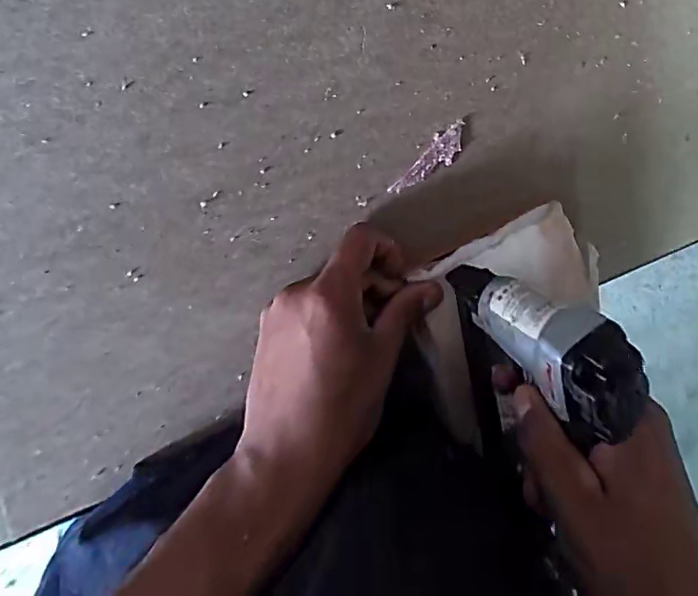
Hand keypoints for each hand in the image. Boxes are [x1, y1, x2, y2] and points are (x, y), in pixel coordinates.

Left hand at [237, 223, 442, 480]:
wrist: (282, 459)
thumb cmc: (340, 406)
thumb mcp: (382, 354)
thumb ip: (405, 310)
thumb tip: (431, 287)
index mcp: (327, 292)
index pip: (360, 239)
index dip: (388, 248)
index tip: (401, 279)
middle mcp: (296, 293)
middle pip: (345, 266)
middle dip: (375, 282)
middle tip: (394, 317)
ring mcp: (276, 313)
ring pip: (327, 287)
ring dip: (354, 300)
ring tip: (367, 339)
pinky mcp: (266, 333)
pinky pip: (307, 306)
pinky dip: (330, 313)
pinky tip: (339, 350)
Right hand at [509, 384, 697, 595]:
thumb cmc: (630, 555)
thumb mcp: (576, 504)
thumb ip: (546, 446)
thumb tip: (522, 392)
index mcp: (631, 415)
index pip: (575, 372)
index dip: (535, 374)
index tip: (500, 381)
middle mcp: (642, 421)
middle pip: (577, 409)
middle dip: (545, 441)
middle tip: (534, 487)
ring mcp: (647, 449)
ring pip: (585, 438)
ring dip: (558, 468)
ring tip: (550, 512)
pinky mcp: (648, 476)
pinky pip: (601, 460)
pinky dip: (578, 481)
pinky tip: (568, 518)